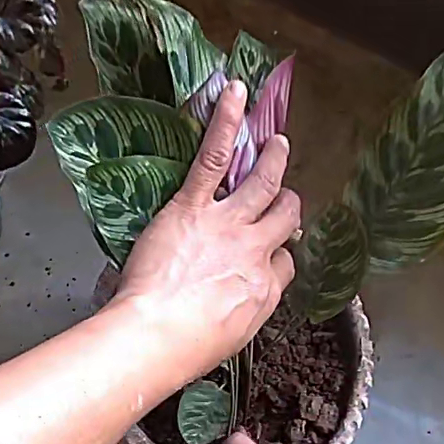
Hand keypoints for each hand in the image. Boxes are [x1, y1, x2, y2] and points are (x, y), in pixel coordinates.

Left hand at [107, 80, 300, 377]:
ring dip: (271, 160)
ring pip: (262, 183)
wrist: (157, 334)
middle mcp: (255, 251)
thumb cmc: (183, 349)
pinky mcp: (193, 206)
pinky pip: (214, 158)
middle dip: (285, 204)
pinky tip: (234, 94)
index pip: (283, 262)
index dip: (276, 256)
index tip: (267, 256)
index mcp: (263, 289)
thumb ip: (237, 314)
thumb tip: (230, 307)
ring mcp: (227, 224)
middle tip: (282, 193)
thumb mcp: (226, 340)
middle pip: (284, 217)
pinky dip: (225, 123)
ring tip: (276, 143)